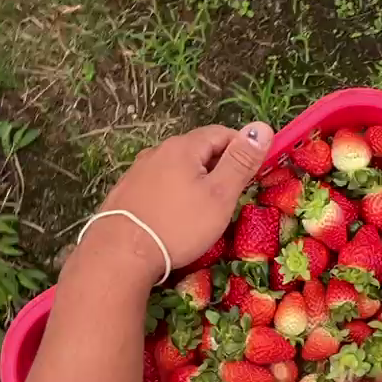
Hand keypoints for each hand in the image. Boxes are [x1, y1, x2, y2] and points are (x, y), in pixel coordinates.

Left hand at [82, 122, 271, 281]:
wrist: (120, 255)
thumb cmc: (179, 225)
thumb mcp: (220, 194)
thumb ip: (241, 161)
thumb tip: (262, 126)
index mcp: (183, 147)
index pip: (221, 133)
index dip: (242, 149)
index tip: (252, 173)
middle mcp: (158, 152)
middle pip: (198, 149)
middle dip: (219, 166)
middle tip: (232, 196)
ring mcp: (138, 171)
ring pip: (177, 168)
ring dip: (195, 180)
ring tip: (204, 209)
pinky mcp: (125, 192)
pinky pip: (159, 184)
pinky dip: (174, 193)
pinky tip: (175, 217)